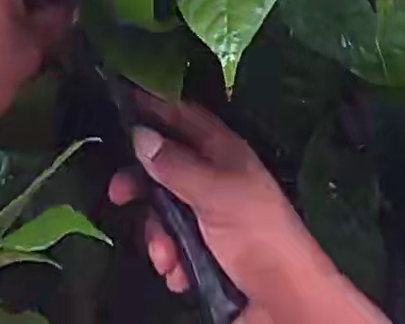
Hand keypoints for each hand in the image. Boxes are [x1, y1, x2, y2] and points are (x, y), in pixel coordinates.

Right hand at [107, 96, 334, 310]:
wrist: (286, 302)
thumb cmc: (256, 232)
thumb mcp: (215, 193)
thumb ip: (176, 165)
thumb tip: (140, 134)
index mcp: (223, 151)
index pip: (185, 117)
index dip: (157, 107)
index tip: (125, 102)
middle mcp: (215, 177)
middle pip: (167, 166)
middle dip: (143, 184)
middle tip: (118, 194)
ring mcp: (210, 215)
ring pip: (165, 210)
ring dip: (158, 234)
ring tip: (166, 257)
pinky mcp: (206, 250)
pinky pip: (174, 245)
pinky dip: (171, 260)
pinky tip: (178, 274)